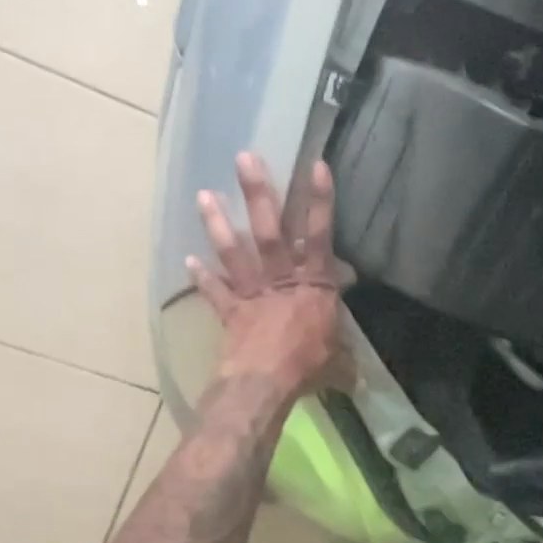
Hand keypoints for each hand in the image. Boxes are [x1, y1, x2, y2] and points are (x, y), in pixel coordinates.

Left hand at [188, 153, 348, 397]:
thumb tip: (354, 362)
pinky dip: (201, 276)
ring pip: (234, 252)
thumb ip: (342, 346)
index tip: (315, 165)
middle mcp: (282, 280)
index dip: (320, 201)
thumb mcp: (339, 356)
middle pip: (270, 230)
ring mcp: (252, 293)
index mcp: (315, 285)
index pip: (321, 236)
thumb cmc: (308, 367)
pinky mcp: (230, 312)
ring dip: (218, 223)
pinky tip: (187, 258)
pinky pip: (214, 292)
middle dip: (259, 193)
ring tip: (203, 194)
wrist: (264, 384)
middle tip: (244, 158)